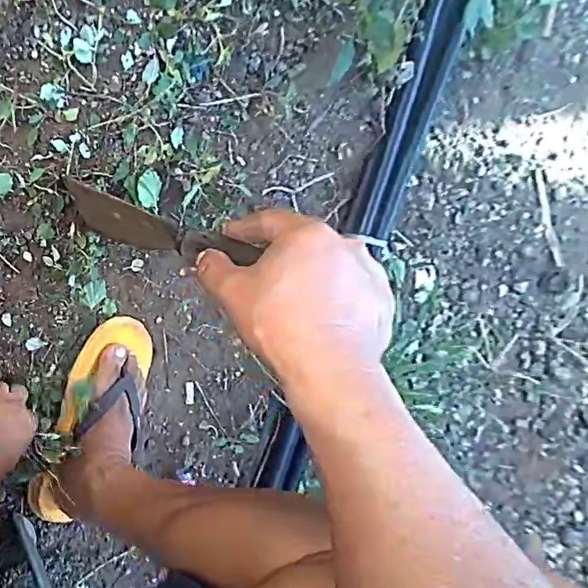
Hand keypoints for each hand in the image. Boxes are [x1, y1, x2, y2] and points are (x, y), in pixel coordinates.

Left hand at [0, 383, 36, 466]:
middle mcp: (16, 405)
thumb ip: (16, 435)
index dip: (20, 415)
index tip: (15, 419)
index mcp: (28, 421)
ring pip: (2, 387)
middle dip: (14, 396)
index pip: (28, 413)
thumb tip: (10, 438)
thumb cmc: (1, 457)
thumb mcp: (17, 447)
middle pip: (20, 392)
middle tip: (6, 404)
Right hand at [194, 209, 393, 393]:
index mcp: (306, 235)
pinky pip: (346, 290)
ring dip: (303, 278)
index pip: (268, 220)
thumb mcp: (230, 292)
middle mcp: (342, 246)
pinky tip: (308, 317)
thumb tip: (208, 259)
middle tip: (254, 277)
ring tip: (283, 304)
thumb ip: (213, 267)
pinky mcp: (379, 298)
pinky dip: (327, 299)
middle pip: (298, 243)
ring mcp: (365, 272)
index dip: (243, 228)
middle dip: (274, 257)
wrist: (329, 367)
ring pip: (324, 266)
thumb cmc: (286, 328)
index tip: (232, 235)